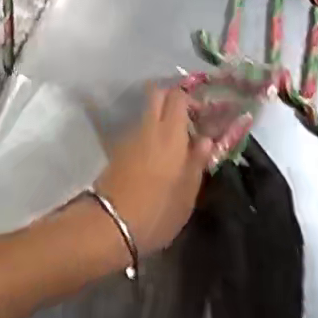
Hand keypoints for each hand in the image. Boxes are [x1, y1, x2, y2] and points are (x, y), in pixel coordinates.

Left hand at [94, 83, 214, 254]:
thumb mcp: (187, 193)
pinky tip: (159, 157)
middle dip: (173, 99)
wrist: (111, 223)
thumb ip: (197, 162)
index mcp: (169, 133)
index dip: (191, 99)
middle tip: (188, 121)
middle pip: (158, 95)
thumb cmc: (158, 210)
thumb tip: (205, 139)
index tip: (202, 116)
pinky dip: (150, 133)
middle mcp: (148, 126)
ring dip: (161, 118)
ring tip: (176, 143)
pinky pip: (139, 130)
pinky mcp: (119, 148)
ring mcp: (130, 135)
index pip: (178, 96)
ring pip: (147, 112)